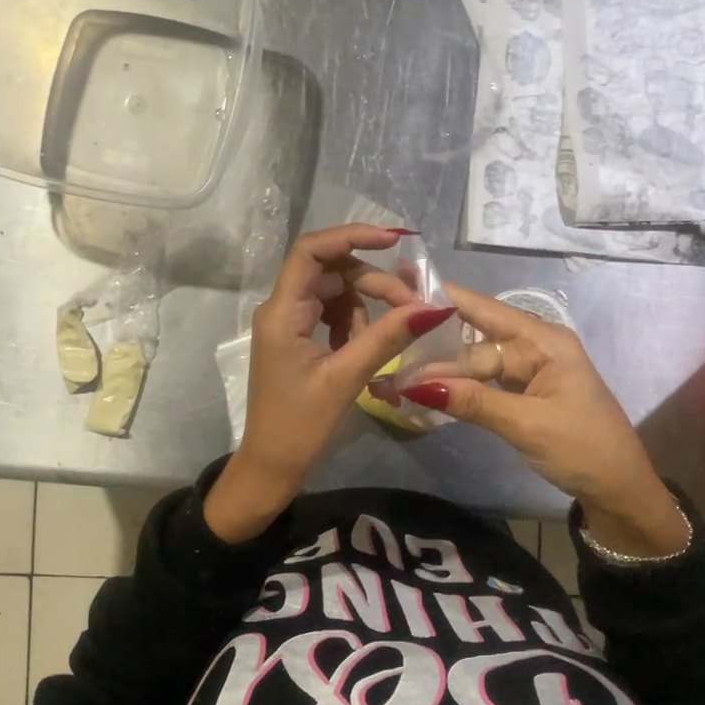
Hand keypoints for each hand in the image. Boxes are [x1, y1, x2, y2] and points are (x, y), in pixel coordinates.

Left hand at [206, 224, 457, 542]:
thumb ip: (388, 337)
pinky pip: (332, 315)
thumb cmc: (300, 425)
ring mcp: (289, 324)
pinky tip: (366, 348)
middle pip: (331, 271)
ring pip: (335, 293)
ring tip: (387, 339)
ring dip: (367, 306)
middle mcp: (281, 309)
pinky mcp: (298, 340)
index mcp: (282, 312)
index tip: (394, 240)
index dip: (352, 236)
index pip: (311, 251)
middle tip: (413, 307)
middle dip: (374, 282)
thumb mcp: (347, 378)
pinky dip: (355, 324)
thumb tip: (434, 307)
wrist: (271, 467)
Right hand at [396, 284, 687, 557]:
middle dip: (434, 351)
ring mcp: (527, 370)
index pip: (484, 313)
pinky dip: (458, 388)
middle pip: (474, 343)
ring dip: (442, 371)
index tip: (403, 289)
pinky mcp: (522, 393)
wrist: (618, 490)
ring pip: (475, 363)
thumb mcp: (526, 425)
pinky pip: (482, 382)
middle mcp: (534, 347)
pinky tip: (428, 390)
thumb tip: (415, 384)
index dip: (444, 302)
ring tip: (399, 372)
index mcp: (544, 341)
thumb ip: (472, 401)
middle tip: (390, 357)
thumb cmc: (582, 449)